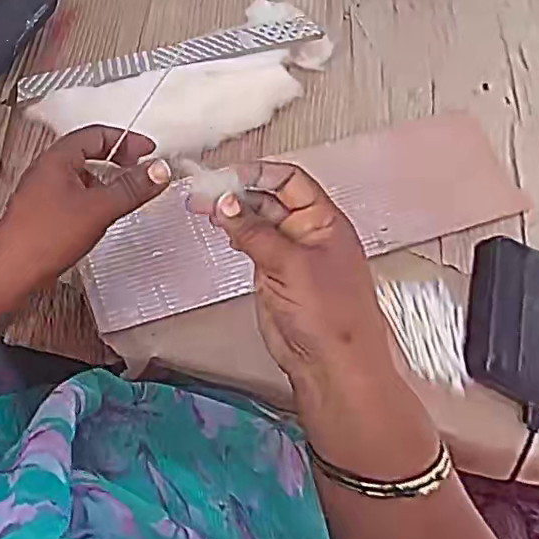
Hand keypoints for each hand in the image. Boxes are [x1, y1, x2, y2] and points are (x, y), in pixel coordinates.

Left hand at [0, 127, 171, 289]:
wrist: (10, 269)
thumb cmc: (43, 237)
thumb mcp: (99, 208)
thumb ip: (131, 188)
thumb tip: (158, 170)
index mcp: (57, 158)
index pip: (96, 134)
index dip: (126, 139)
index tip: (147, 150)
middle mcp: (46, 169)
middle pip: (87, 151)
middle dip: (116, 156)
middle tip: (138, 167)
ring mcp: (41, 190)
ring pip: (79, 174)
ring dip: (104, 178)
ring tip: (124, 192)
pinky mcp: (41, 211)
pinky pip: (72, 194)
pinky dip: (91, 196)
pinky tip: (100, 215)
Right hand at [189, 162, 391, 385]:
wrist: (331, 365)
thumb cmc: (335, 320)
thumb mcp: (291, 264)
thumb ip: (254, 231)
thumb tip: (226, 204)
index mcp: (325, 222)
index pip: (289, 180)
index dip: (258, 173)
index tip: (227, 176)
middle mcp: (307, 232)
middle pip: (268, 197)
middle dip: (236, 191)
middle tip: (206, 192)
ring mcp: (288, 252)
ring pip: (254, 218)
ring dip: (229, 211)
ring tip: (203, 207)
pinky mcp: (271, 271)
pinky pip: (248, 240)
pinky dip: (231, 231)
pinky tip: (219, 228)